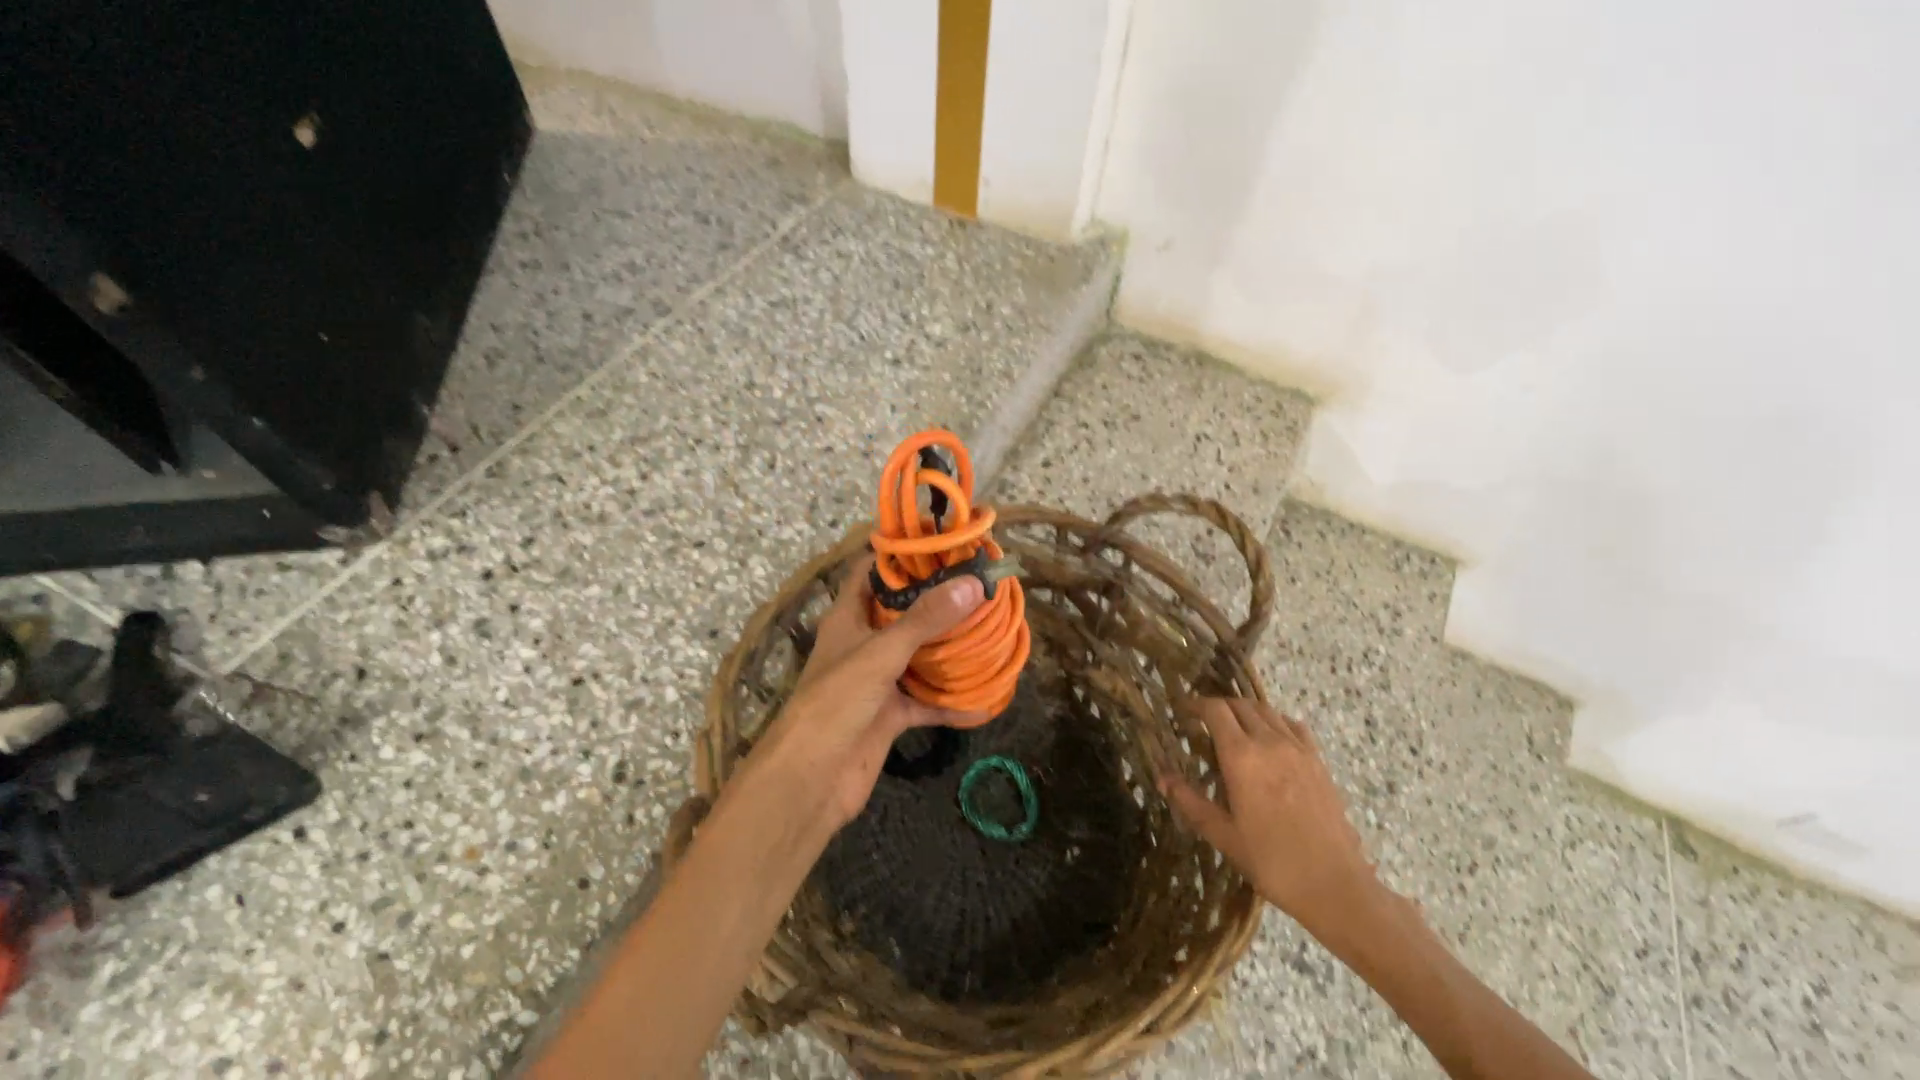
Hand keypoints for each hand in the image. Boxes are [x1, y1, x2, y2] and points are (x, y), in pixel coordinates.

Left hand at [739, 555, 987, 829]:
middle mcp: (862, 645)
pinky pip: (926, 704)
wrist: (811, 778)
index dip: (902, 556)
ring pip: (918, 658)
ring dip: (949, 650)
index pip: (871, 573)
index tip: (944, 544)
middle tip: (982, 586)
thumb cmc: (835, 702)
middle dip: (938, 602)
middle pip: (903, 614)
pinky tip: (986, 699)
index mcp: (847, 619)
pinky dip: (952, 703)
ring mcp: (876, 683)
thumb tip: (972, 583)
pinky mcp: (889, 717)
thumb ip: (926, 619)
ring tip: (991, 631)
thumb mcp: (881, 653)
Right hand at [1158, 698, 1382, 934]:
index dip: (1195, 704)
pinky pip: (1293, 726)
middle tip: (1202, 723)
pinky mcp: (1318, 761)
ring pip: (1267, 711)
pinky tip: (1269, 740)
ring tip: (1232, 730)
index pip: (1215, 710)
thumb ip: (1190, 801)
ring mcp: (1299, 749)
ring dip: (1245, 712)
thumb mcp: (1222, 834)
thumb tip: (1162, 778)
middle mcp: (1270, 742)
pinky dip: (1274, 722)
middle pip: (1241, 705)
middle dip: (1218, 707)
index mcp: (1242, 757)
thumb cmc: (1271, 861)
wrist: (1333, 882)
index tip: (1182, 712)